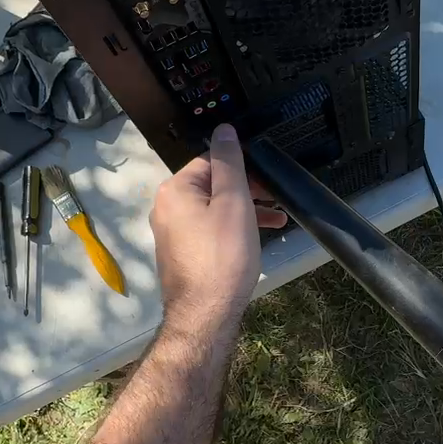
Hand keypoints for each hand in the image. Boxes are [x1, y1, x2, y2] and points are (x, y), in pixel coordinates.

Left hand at [150, 124, 287, 334]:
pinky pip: (208, 231)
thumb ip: (230, 163)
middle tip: (276, 201)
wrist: (206, 314)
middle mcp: (166, 209)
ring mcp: (171, 235)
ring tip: (276, 220)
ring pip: (212, 211)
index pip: (210, 162)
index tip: (268, 182)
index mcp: (175, 190)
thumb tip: (224, 129)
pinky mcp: (181, 256)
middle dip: (246, 191)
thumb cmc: (223, 255)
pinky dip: (231, 230)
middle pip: (212, 186)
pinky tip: (252, 240)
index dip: (242, 168)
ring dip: (244, 211)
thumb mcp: (234, 202)